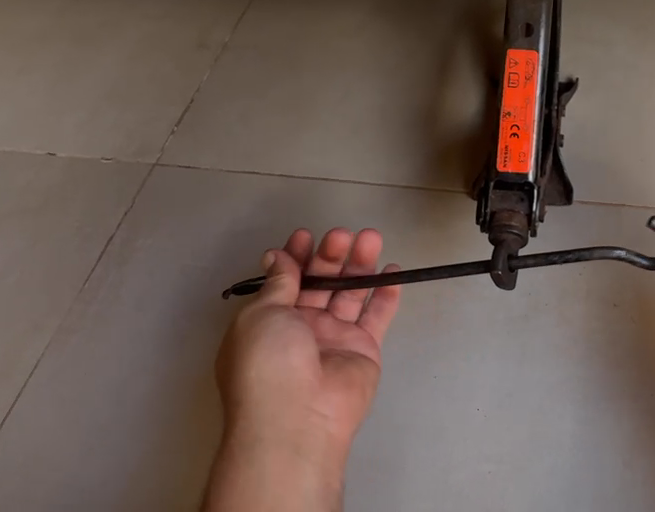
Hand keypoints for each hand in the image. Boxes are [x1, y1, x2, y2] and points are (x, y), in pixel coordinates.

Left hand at [204, 228, 400, 511]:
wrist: (299, 418)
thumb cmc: (269, 364)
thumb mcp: (261, 315)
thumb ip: (279, 283)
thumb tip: (277, 256)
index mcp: (269, 323)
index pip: (284, 282)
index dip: (294, 257)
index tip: (305, 236)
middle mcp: (300, 329)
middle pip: (320, 283)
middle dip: (330, 256)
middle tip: (342, 235)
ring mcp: (333, 339)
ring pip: (349, 293)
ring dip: (359, 265)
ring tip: (371, 238)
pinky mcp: (363, 349)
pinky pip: (377, 316)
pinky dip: (387, 294)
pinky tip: (394, 271)